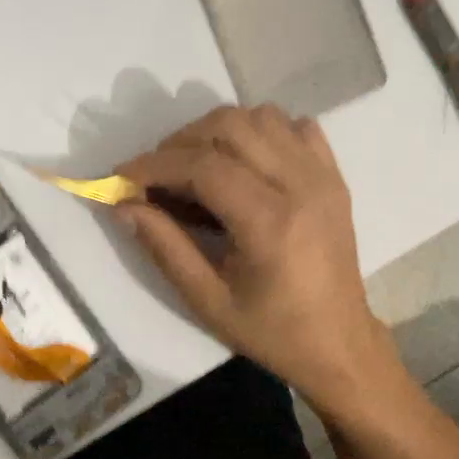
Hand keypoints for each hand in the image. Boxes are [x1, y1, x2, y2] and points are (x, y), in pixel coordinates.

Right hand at [117, 105, 402, 410]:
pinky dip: (259, 132)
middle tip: (155, 175)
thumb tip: (123, 207)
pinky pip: (293, 127)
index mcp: (270, 222)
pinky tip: (240, 164)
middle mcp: (301, 185)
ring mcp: (322, 175)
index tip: (122, 177)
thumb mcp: (206, 299)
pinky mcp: (333, 175)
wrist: (337, 342)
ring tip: (192, 168)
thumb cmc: (269, 330)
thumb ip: (164, 247)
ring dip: (217, 132)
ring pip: (261, 117)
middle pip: (231, 126)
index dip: (155, 164)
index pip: (204, 165)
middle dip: (180, 142)